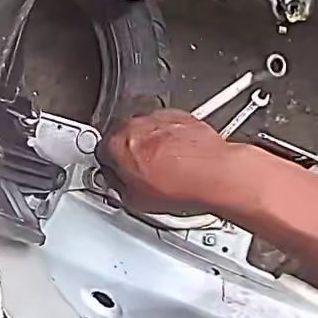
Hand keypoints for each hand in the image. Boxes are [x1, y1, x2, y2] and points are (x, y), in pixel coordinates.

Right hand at [98, 110, 270, 215]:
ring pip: (147, 132)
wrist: (215, 174)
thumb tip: (121, 187)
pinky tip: (179, 159)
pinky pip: (168, 127)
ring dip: (152, 146)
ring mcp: (159, 118)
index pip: (102, 153)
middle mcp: (135, 124)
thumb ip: (119, 188)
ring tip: (165, 169)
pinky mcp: (181, 116)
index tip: (119, 177)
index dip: (111, 168)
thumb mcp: (135, 201)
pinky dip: (171, 140)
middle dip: (131, 155)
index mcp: (116, 143)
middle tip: (141, 174)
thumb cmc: (180, 184)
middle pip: (124, 138)